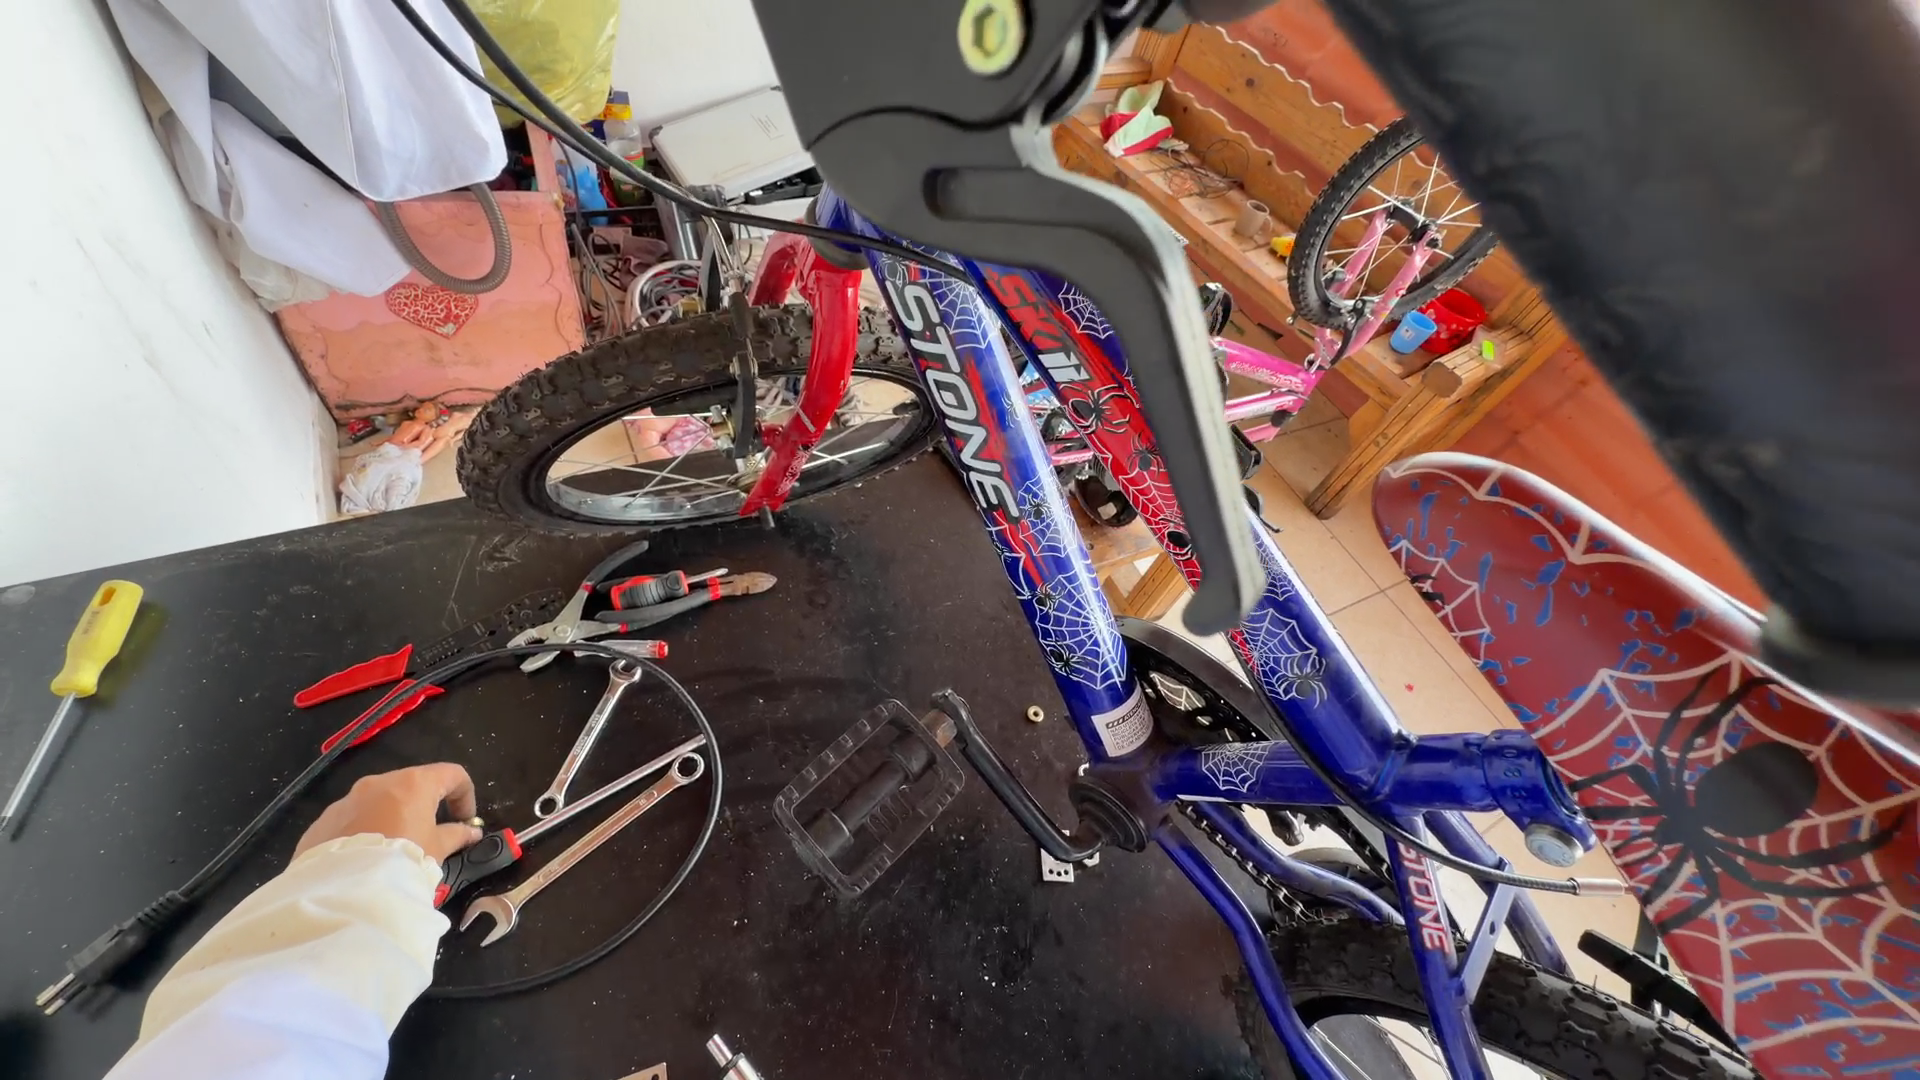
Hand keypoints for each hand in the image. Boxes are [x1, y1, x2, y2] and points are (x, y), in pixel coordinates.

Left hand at [295, 763, 482, 861]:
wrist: (341, 892)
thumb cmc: (402, 859)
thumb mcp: (438, 848)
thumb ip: (456, 835)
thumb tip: (470, 832)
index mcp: (414, 782)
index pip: (452, 775)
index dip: (465, 794)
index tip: (465, 819)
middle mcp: (379, 783)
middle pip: (412, 784)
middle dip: (425, 804)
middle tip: (430, 831)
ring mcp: (346, 801)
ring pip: (378, 802)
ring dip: (391, 816)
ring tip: (393, 846)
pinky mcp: (321, 823)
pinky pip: (351, 819)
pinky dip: (363, 830)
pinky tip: (364, 856)